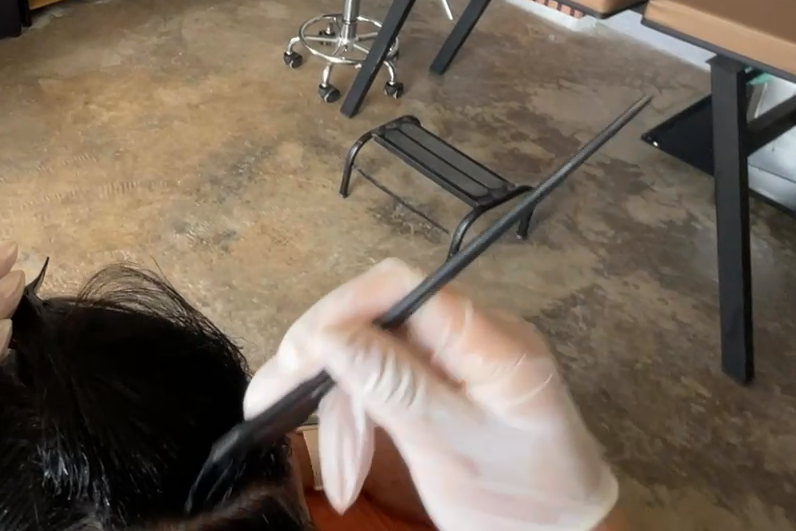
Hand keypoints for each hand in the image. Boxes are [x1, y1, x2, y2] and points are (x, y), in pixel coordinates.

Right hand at [247, 259, 618, 530]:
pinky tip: (342, 462)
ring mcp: (449, 354)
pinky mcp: (435, 378)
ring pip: (366, 348)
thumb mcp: (453, 452)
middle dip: (321, 355)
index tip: (300, 353)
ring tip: (307, 447)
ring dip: (331, 397)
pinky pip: (378, 377)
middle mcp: (466, 332)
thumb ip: (392, 385)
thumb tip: (326, 333)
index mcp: (489, 340)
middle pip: (373, 315)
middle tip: (273, 393)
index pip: (400, 286)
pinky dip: (352, 415)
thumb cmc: (521, 511)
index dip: (341, 307)